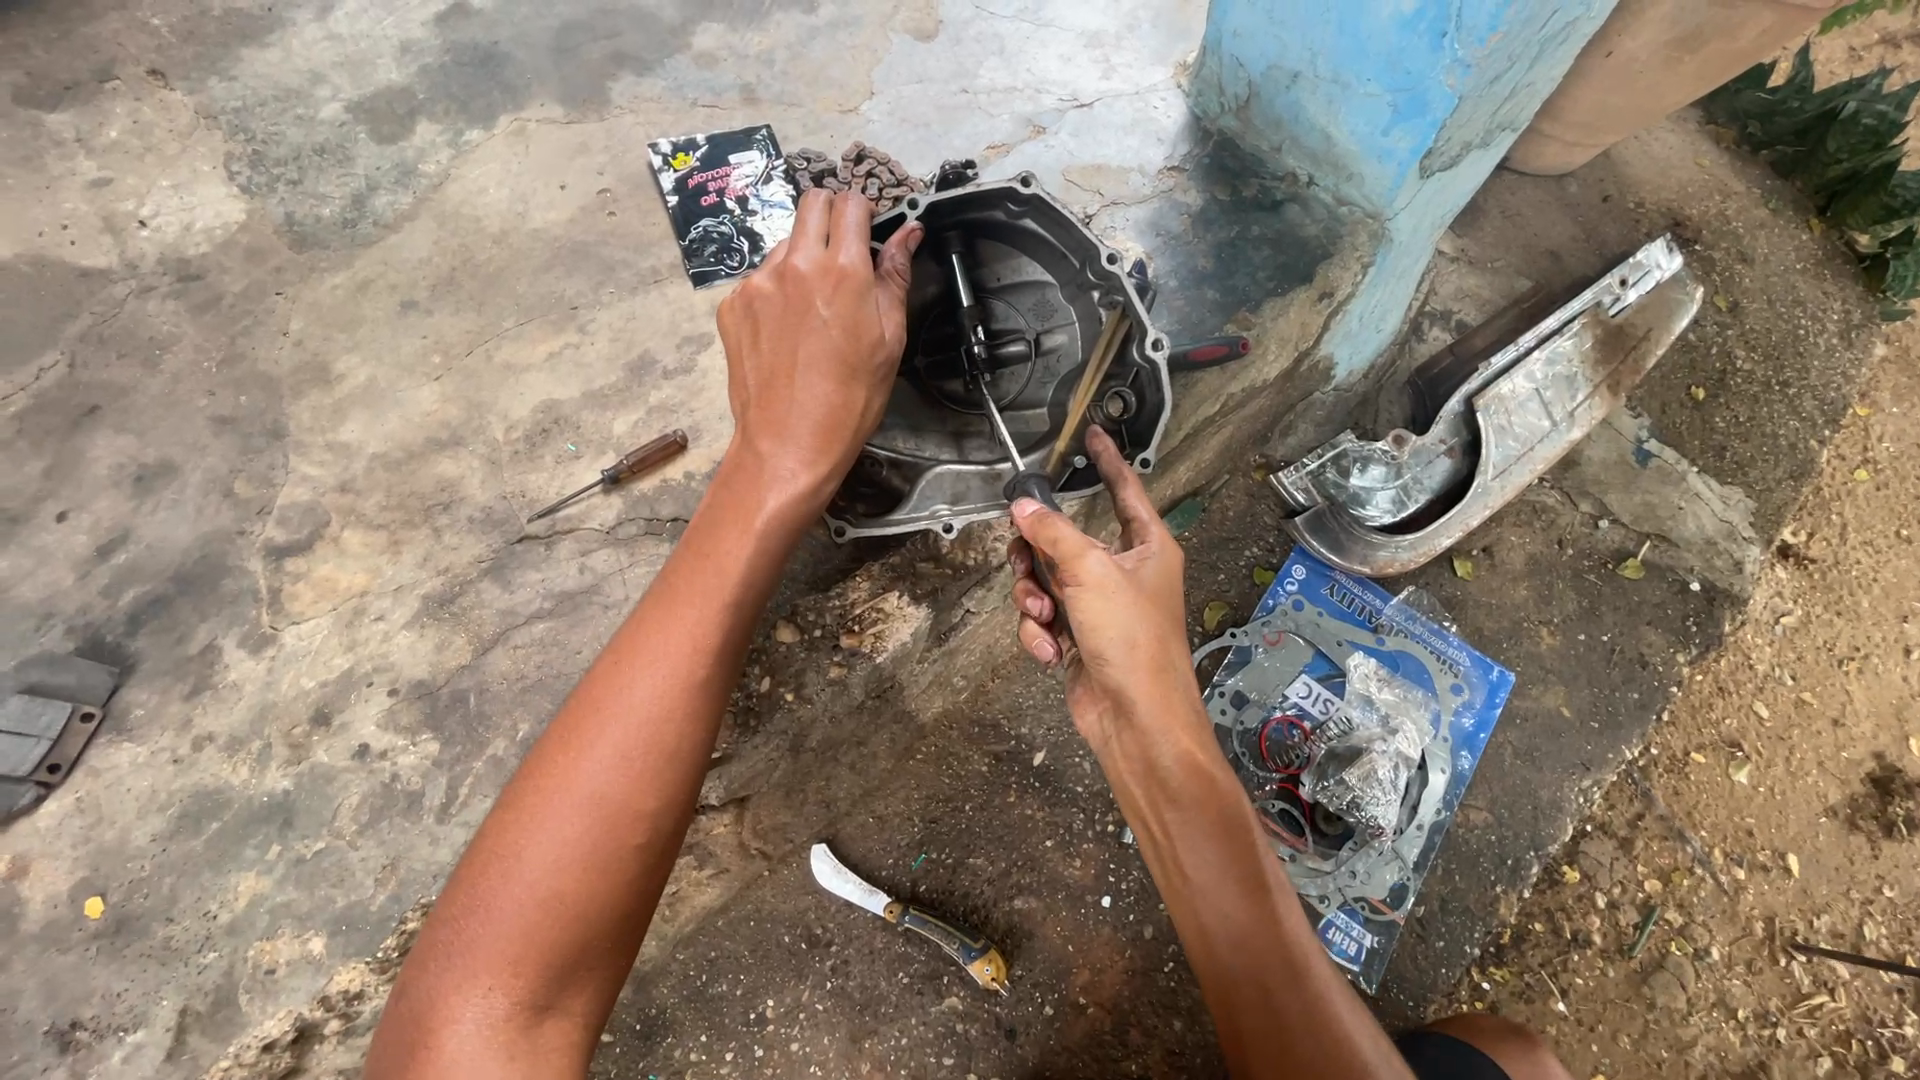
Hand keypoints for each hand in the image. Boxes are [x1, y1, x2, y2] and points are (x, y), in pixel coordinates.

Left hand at [716, 189, 923, 514]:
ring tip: (813, 308)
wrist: (790, 443)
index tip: (869, 229)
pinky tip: (786, 331)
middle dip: (831, 216)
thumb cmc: (850, 399)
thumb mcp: (890, 340)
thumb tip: (908, 233)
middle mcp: (795, 264)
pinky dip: (775, 292)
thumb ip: (895, 278)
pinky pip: (758, 280)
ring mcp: (757, 283)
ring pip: (783, 243)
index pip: (851, 202)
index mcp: (843, 270)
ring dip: (802, 258)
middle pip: (812, 203)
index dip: (864, 210)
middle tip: (843, 252)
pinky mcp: (732, 306)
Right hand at [1008, 426, 1199, 747]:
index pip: (1125, 490)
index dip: (1108, 461)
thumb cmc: (1132, 639)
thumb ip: (1053, 533)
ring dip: (1035, 599)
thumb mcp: (1090, 572)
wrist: (1135, 717)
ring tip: (1045, 618)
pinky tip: (1052, 651)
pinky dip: (1041, 632)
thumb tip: (1022, 505)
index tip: (1093, 434)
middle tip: (1024, 562)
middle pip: (1065, 540)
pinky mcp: (1078, 636)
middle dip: (1037, 557)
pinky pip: (1044, 617)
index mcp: (1147, 547)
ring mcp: (1098, 606)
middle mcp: (1124, 572)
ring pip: (1045, 580)